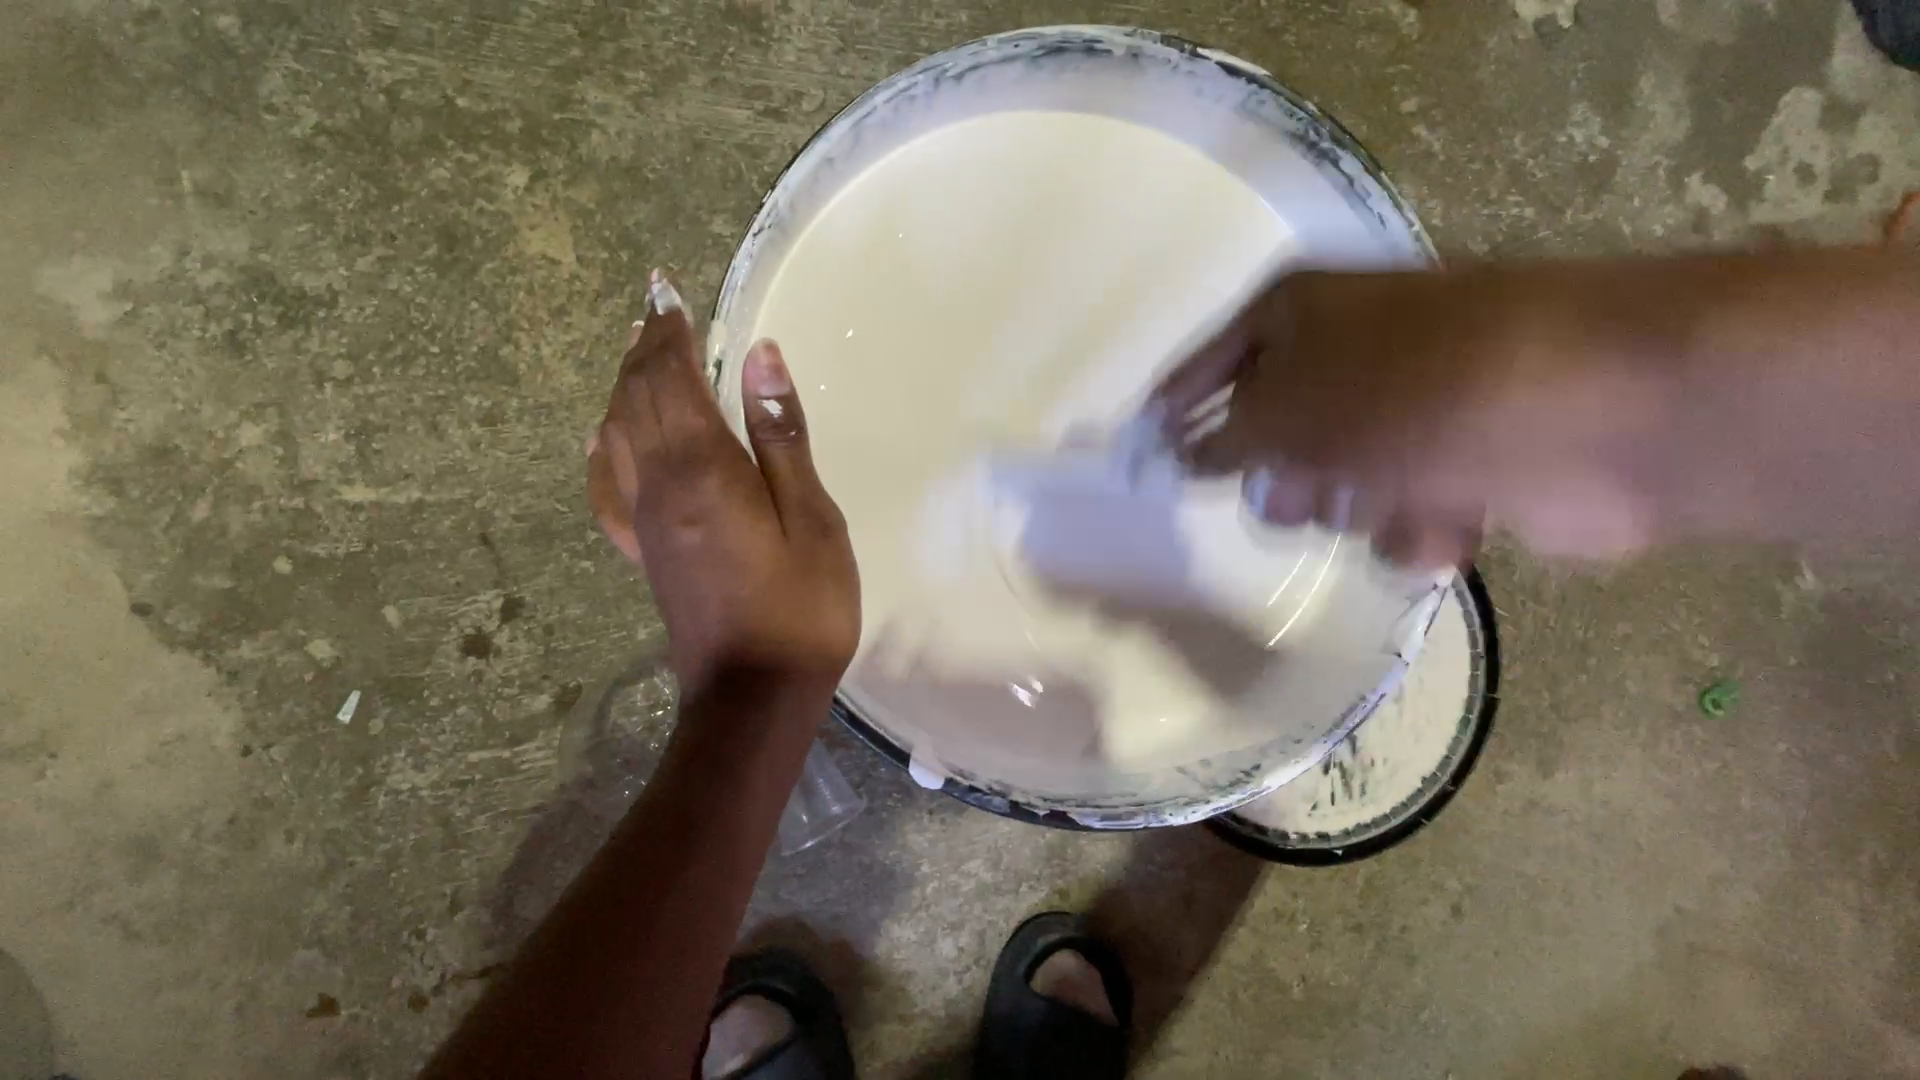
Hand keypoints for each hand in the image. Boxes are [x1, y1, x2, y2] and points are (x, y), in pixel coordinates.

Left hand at [588, 276, 859, 694]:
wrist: (753, 695)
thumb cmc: (801, 607)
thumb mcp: (813, 519)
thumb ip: (781, 437)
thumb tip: (761, 358)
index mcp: (701, 468)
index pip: (670, 377)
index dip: (667, 329)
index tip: (666, 289)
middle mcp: (657, 484)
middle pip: (635, 397)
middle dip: (644, 347)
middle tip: (659, 310)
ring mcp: (642, 521)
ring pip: (616, 432)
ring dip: (625, 386)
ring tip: (642, 357)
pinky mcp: (643, 552)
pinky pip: (606, 485)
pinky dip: (604, 447)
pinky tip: (605, 437)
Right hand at [1151, 261, 1691, 566]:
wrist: (1614, 413)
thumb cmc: (1420, 391)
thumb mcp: (1293, 411)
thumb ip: (1221, 440)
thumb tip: (1175, 453)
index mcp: (1297, 316)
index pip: (1202, 369)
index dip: (1172, 417)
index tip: (1144, 470)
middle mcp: (1346, 356)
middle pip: (1267, 439)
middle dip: (1281, 479)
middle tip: (1300, 489)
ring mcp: (1404, 413)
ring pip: (1329, 489)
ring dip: (1352, 506)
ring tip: (1392, 497)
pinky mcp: (1456, 467)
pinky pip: (1397, 515)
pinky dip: (1417, 527)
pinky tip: (1453, 519)